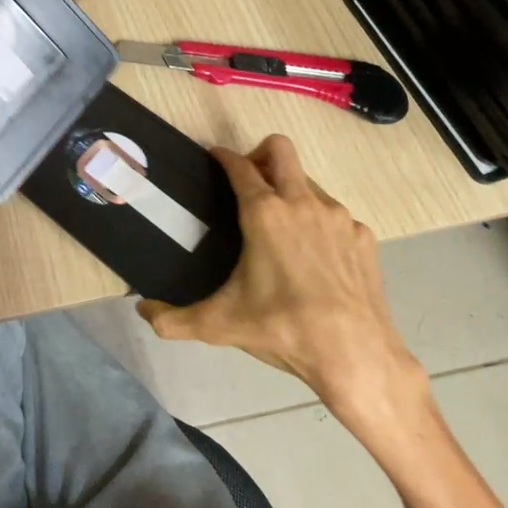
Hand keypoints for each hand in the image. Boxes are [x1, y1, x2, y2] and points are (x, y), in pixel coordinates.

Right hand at [135, 135, 422, 415]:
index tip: (213, 158)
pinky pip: (337, 216)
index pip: (238, 165)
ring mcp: (339, 218)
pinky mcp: (364, 238)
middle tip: (248, 182)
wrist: (357, 357)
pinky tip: (315, 257)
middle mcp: (302, 203)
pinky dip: (321, 224)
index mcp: (264, 212)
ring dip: (291, 191)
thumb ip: (174, 319)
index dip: (222, 157)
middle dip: (260, 155)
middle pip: (280, 150)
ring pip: (309, 182)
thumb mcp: (219, 325)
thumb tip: (143, 312)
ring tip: (280, 226)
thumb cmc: (283, 329)